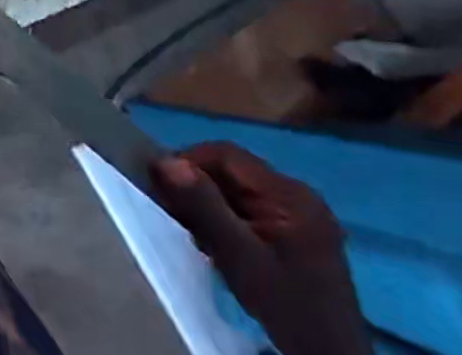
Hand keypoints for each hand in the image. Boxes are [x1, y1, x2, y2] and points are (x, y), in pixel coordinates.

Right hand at [154, 143, 370, 354]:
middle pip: (231, 170)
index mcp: (291, 196)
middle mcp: (299, 196)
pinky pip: (248, 207)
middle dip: (196, 186)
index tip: (161, 185)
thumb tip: (164, 161)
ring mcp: (301, 214)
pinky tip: (217, 243)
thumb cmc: (286, 307)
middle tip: (174, 212)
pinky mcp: (296, 232)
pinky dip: (224, 217)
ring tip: (195, 232)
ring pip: (236, 188)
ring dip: (207, 203)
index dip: (187, 161)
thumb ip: (204, 206)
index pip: (226, 154)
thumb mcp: (240, 257)